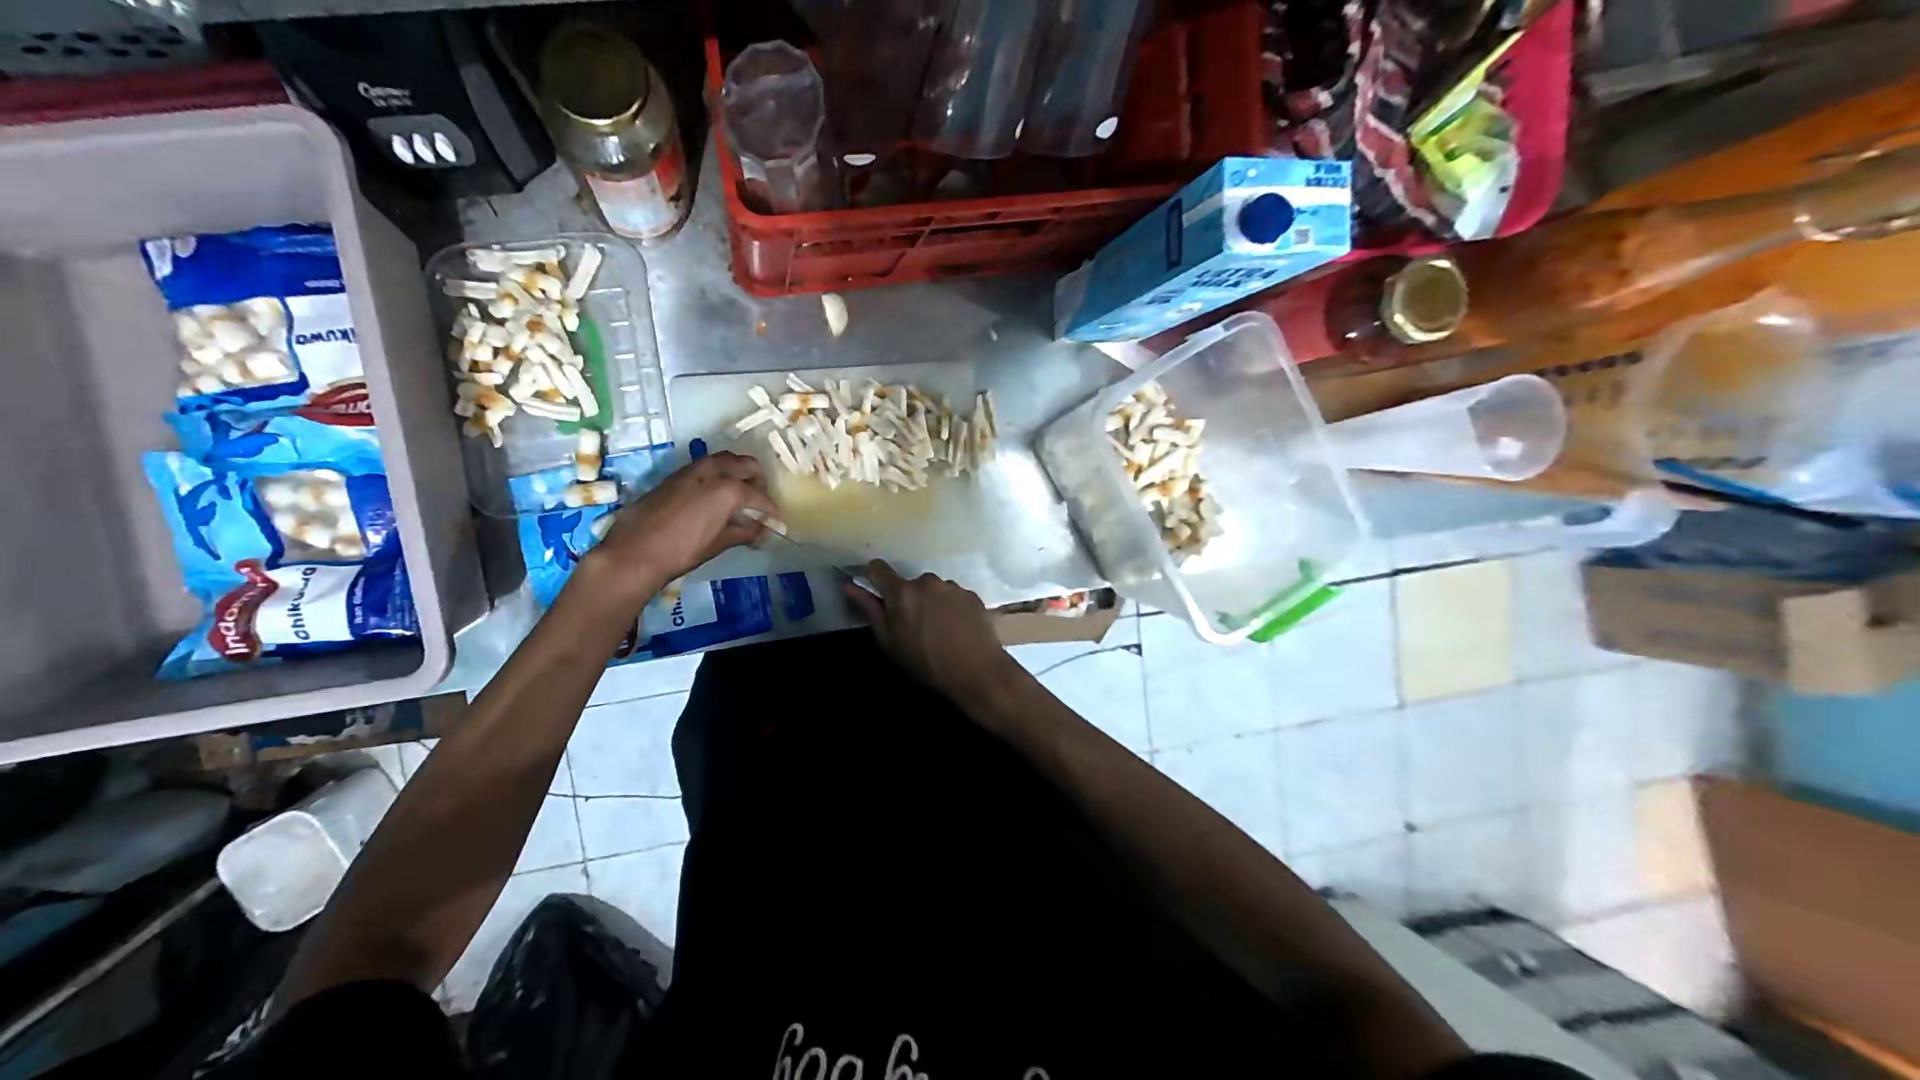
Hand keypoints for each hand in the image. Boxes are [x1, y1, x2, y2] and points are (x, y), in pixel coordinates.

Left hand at [583, 452, 776, 606]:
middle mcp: (713, 473)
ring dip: (738, 471)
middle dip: (758, 480)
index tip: (777, 522)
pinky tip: (715, 494)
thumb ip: (745, 532)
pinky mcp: (675, 476)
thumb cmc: (681, 551)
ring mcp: (692, 471)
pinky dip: (718, 473)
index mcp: (728, 490)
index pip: (760, 497)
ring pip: (724, 459)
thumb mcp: (719, 544)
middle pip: (746, 465)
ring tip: (740, 493)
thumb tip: (762, 532)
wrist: (634, 551)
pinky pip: (705, 466)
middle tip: (760, 501)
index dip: (772, 511)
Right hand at [844, 561, 1020, 706]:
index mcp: (902, 592)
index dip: (874, 578)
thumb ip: (870, 610)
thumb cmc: (925, 662)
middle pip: (909, 583)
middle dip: (909, 599)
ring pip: (933, 590)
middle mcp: (927, 581)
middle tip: (915, 626)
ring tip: (940, 631)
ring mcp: (952, 586)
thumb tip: (850, 587)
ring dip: (932, 603)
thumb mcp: (890, 642)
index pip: (878, 568)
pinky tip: (957, 630)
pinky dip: (952, 608)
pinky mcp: (971, 594)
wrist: (976, 671)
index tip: (879, 593)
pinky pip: (953, 596)